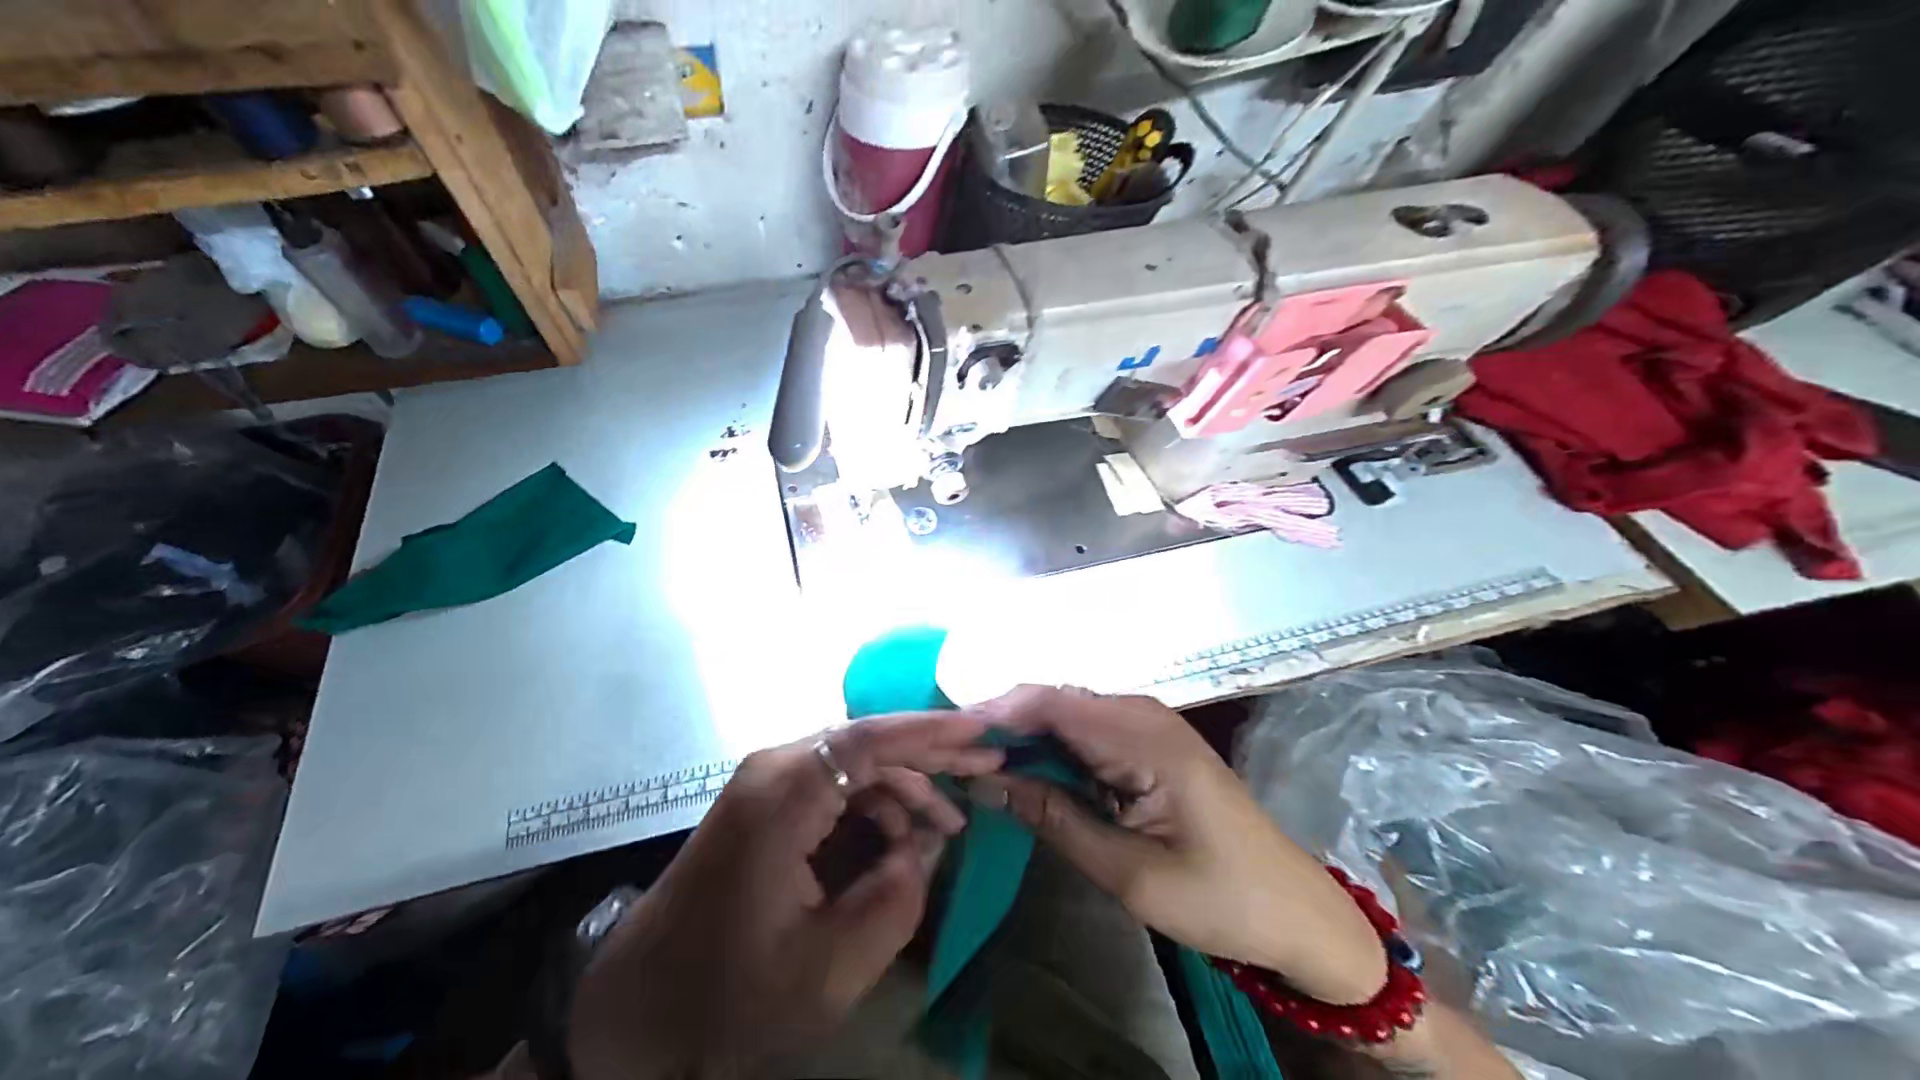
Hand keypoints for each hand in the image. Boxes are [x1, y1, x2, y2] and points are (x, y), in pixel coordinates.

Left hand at [567, 715, 1003, 1078]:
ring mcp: (764, 784)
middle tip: (987, 769)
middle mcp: (772, 771)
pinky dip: (874, 805)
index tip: (983, 731)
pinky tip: (901, 839)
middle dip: (930, 756)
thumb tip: (927, 844)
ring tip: (949, 826)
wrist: (637, 1009)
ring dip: (904, 788)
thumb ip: (896, 898)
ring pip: (853, 764)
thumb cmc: (730, 992)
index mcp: (783, 797)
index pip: (869, 739)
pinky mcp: (764, 805)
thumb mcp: (829, 966)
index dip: (931, 731)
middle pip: (866, 743)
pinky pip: (833, 786)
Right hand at [966, 685, 1387, 1005]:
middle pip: (1051, 700)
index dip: (992, 715)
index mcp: (1144, 736)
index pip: (1049, 702)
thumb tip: (983, 781)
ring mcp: (1145, 724)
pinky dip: (1047, 749)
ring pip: (1062, 714)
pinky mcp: (1145, 742)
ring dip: (1019, 738)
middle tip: (949, 760)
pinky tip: (1020, 771)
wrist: (1296, 910)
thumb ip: (1053, 817)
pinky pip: (1082, 731)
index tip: (944, 743)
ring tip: (972, 766)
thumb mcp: (1128, 871)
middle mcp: (1141, 713)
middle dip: (998, 725)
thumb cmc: (1220, 898)